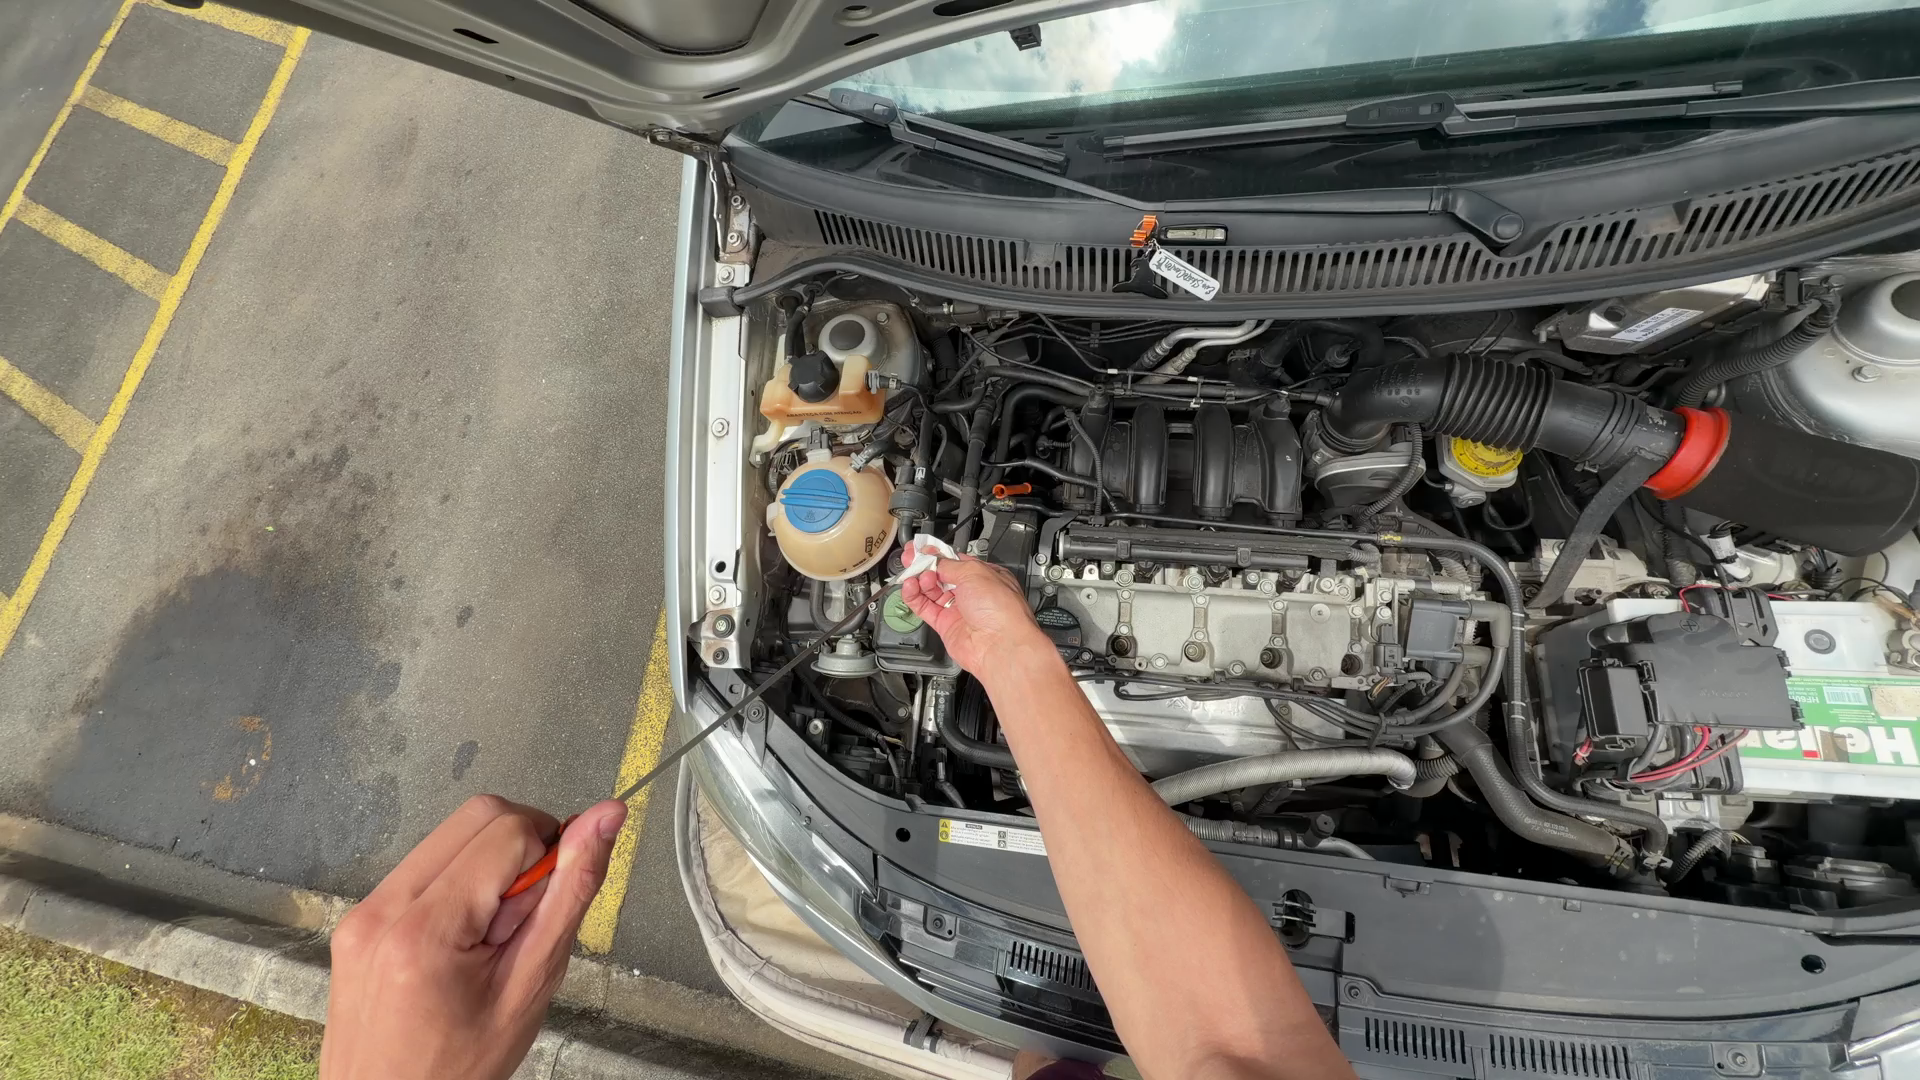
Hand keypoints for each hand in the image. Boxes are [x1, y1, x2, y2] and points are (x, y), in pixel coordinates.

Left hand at [320, 795, 627, 1079]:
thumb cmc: (462, 1064)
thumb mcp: (535, 979)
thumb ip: (573, 887)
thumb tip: (608, 813)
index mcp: (424, 930)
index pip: (510, 829)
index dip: (546, 857)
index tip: (539, 911)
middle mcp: (382, 908)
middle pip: (482, 814)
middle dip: (523, 847)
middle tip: (522, 914)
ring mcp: (364, 910)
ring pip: (458, 830)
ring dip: (495, 861)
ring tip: (493, 928)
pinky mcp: (361, 915)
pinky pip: (433, 856)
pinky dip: (468, 875)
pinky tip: (468, 929)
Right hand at [899, 546, 1050, 677]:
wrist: (999, 645)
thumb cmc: (1001, 609)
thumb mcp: (973, 572)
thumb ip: (949, 564)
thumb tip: (934, 558)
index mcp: (985, 575)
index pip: (956, 560)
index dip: (938, 554)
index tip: (922, 548)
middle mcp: (972, 593)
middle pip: (942, 575)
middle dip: (924, 565)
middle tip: (910, 557)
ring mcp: (959, 609)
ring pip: (931, 591)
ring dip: (919, 580)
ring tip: (912, 575)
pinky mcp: (946, 625)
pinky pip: (925, 607)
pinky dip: (914, 597)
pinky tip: (910, 587)